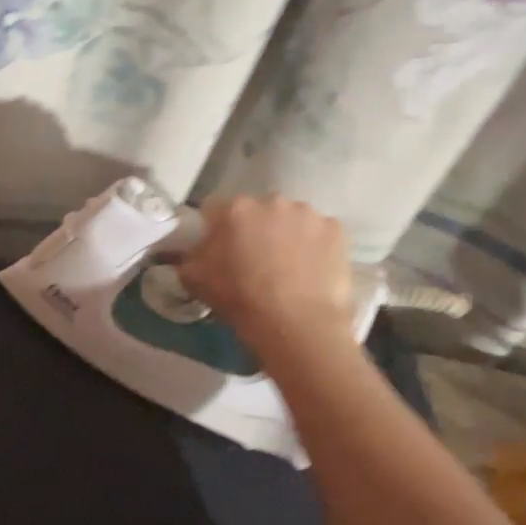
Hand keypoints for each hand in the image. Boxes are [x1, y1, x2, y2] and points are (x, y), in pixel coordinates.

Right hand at [175, 195, 353, 359]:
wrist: (295, 323)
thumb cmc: (239, 298)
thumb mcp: (194, 280)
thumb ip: (188, 256)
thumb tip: (191, 250)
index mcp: (234, 209)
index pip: (214, 209)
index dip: (213, 229)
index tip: (215, 249)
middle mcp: (272, 201)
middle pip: (256, 211)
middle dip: (253, 229)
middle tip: (252, 259)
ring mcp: (309, 214)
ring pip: (290, 220)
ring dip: (284, 235)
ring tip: (285, 267)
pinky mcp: (337, 230)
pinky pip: (318, 233)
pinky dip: (312, 247)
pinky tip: (308, 271)